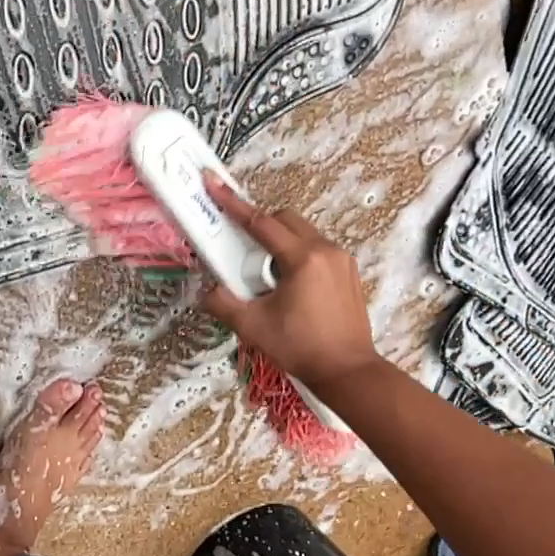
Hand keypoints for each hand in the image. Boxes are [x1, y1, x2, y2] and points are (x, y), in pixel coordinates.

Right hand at [198, 172, 382, 388]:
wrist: (347, 371)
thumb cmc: (300, 347)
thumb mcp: (251, 326)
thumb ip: (222, 302)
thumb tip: (206, 290)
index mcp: (302, 259)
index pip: (260, 222)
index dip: (232, 204)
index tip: (213, 184)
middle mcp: (326, 250)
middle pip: (284, 220)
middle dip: (260, 226)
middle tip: (242, 254)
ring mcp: (342, 260)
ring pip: (302, 233)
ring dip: (278, 243)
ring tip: (265, 276)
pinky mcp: (348, 273)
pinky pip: (316, 249)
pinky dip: (296, 256)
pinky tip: (286, 285)